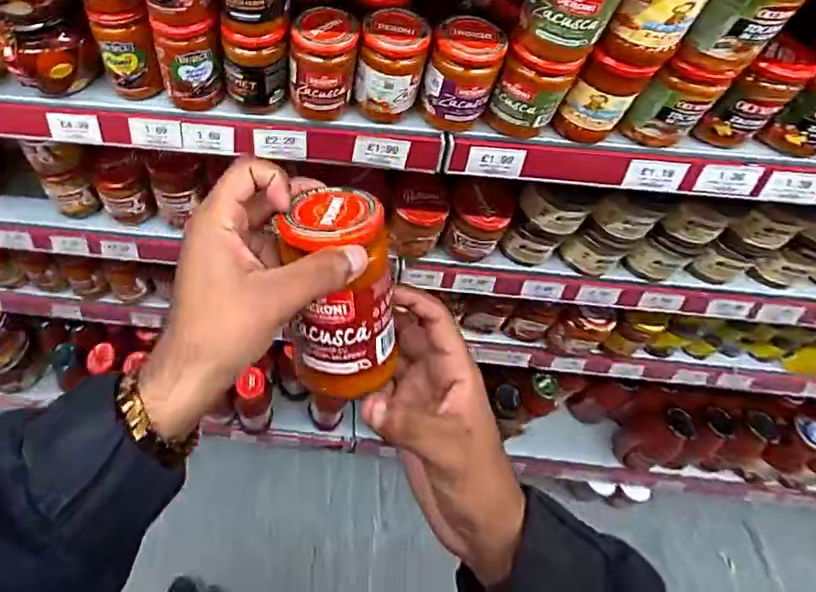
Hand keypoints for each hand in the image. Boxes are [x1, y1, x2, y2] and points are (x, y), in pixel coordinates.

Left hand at [139, 158, 367, 439]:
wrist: (190, 374)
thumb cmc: (219, 330)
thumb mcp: (274, 297)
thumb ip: (318, 272)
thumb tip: (358, 255)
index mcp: (216, 219)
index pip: (248, 171)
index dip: (277, 179)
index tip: (295, 208)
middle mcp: (217, 227)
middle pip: (260, 195)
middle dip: (297, 202)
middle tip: (331, 213)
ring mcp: (223, 249)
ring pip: (264, 223)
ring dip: (295, 229)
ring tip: (330, 241)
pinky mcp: (231, 271)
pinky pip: (263, 248)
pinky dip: (287, 252)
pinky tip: (314, 269)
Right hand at [360, 286, 524, 587]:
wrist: (480, 528)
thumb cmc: (479, 480)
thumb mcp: (449, 448)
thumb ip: (409, 424)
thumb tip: (368, 401)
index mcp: (455, 370)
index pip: (435, 320)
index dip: (412, 298)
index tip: (381, 286)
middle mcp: (434, 375)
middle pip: (406, 332)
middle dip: (381, 314)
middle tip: (344, 302)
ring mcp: (417, 395)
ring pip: (390, 356)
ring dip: (367, 343)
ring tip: (335, 327)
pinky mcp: (401, 416)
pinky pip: (378, 385)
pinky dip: (360, 375)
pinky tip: (339, 367)